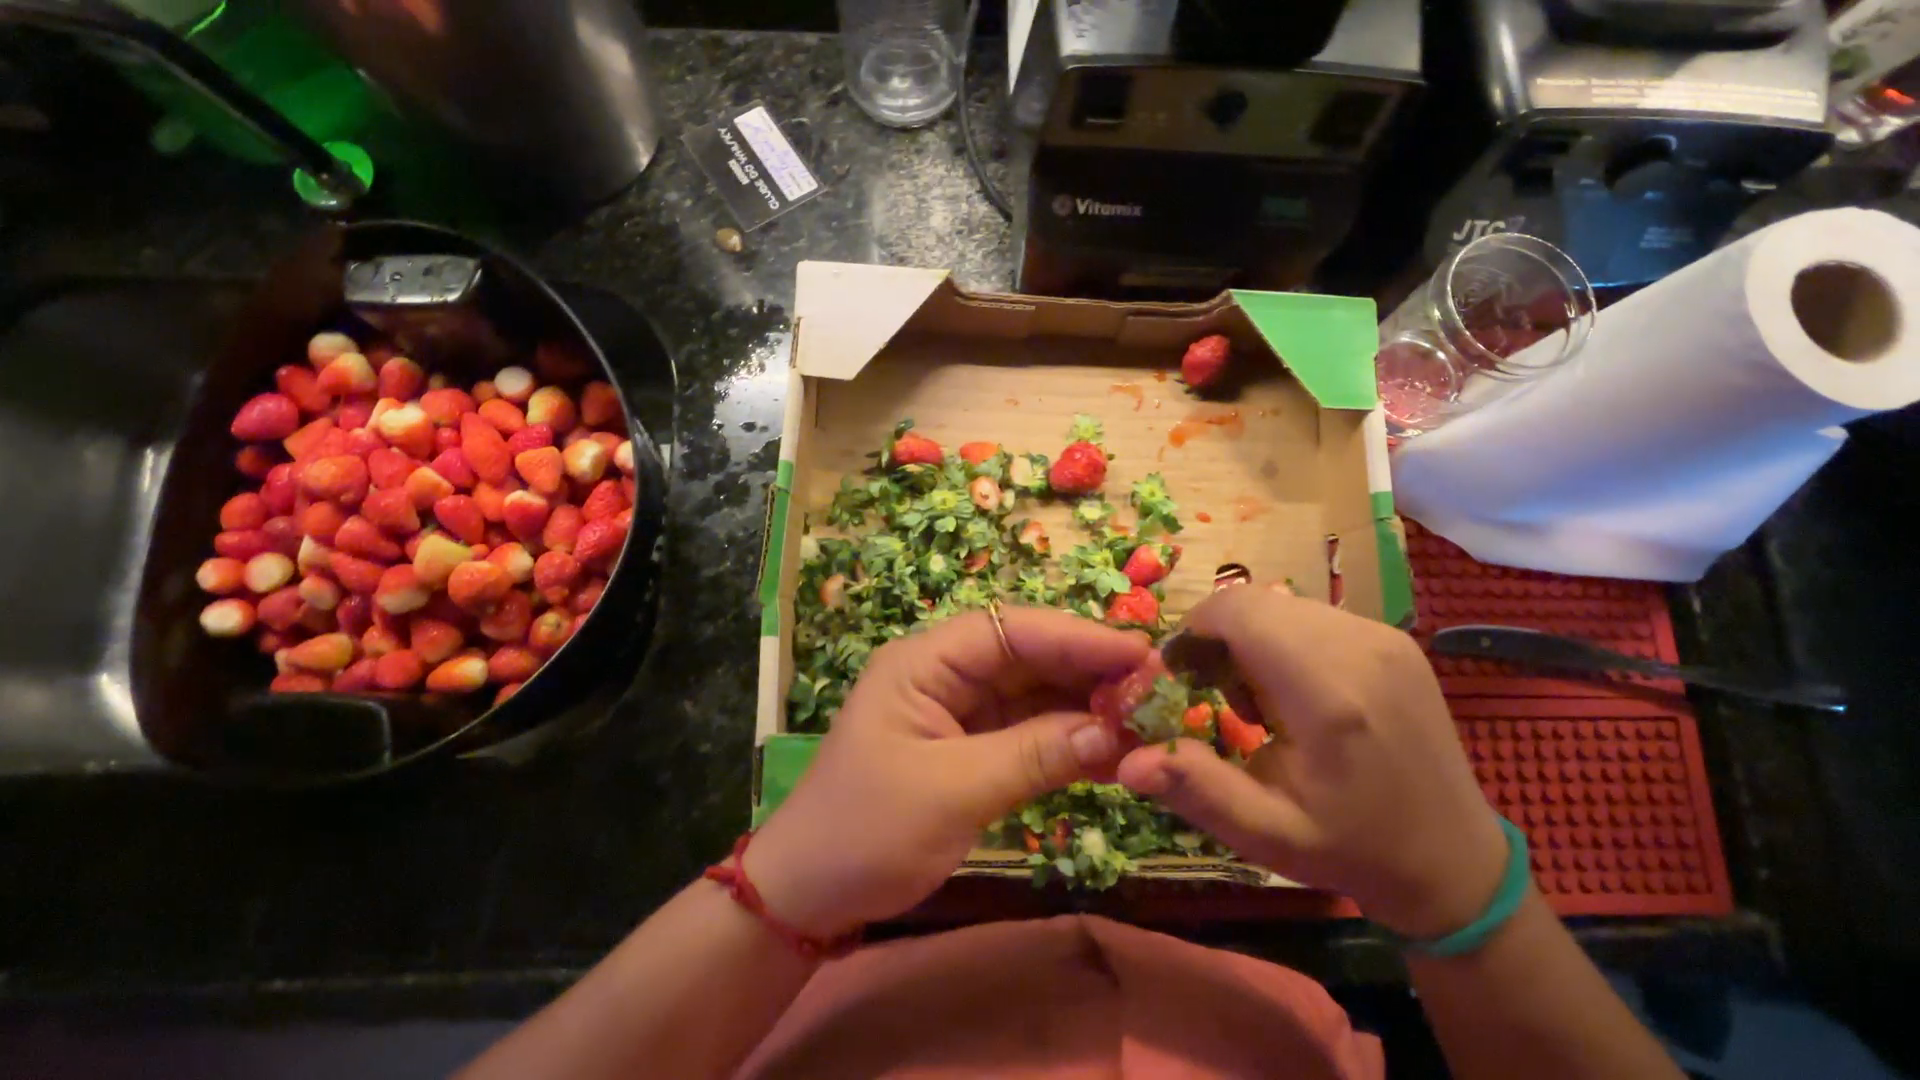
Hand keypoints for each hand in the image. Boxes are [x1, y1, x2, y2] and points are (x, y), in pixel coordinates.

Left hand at [745, 607, 1148, 939]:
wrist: (810, 895)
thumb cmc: (867, 832)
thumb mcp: (952, 791)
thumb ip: (1034, 754)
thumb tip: (1115, 728)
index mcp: (925, 662)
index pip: (1011, 630)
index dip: (1078, 638)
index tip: (1140, 656)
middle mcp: (946, 676)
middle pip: (1031, 657)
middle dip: (1091, 672)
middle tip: (1157, 693)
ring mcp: (961, 714)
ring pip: (1037, 696)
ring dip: (1089, 708)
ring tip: (1149, 723)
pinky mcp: (972, 752)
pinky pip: (1031, 735)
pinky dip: (1071, 743)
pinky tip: (1116, 754)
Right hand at [1115, 588, 1508, 939]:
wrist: (1454, 858)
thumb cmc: (1351, 848)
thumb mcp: (1265, 834)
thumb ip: (1197, 789)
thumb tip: (1126, 763)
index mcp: (1328, 694)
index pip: (1237, 611)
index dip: (1192, 633)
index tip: (1179, 681)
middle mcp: (1361, 646)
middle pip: (1254, 602)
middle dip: (1216, 639)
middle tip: (1215, 698)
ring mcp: (1385, 636)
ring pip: (1281, 604)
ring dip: (1250, 639)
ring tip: (1258, 703)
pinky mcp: (1396, 638)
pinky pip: (1313, 615)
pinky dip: (1284, 640)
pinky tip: (1295, 694)